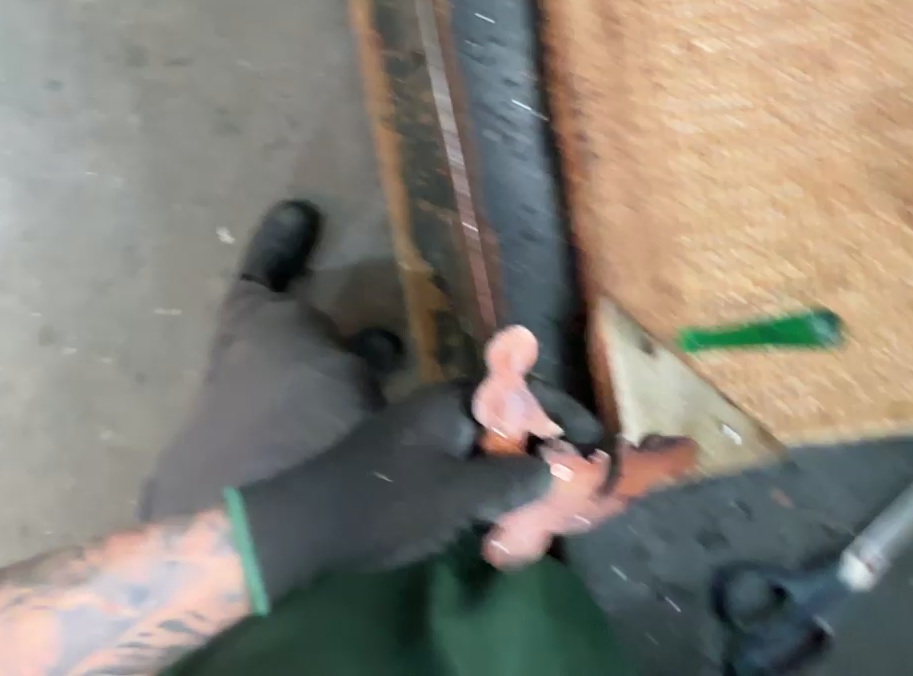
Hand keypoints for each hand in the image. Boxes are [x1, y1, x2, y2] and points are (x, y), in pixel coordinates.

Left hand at [234, 380, 604, 602]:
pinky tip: (504, 512)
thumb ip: (508, 478)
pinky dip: (489, 483)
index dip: (562, 414)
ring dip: (517, 469)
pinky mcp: (416, 460)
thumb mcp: (457, 494)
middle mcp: (442, 408)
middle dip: (543, 445)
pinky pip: (466, 464)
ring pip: (487, 445)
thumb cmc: (389, 500)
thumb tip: (550, 466)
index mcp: (453, 401)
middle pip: (506, 418)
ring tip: (549, 498)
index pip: (520, 393)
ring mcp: (426, 433)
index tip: (596, 440)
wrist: (316, 520)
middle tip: (575, 476)